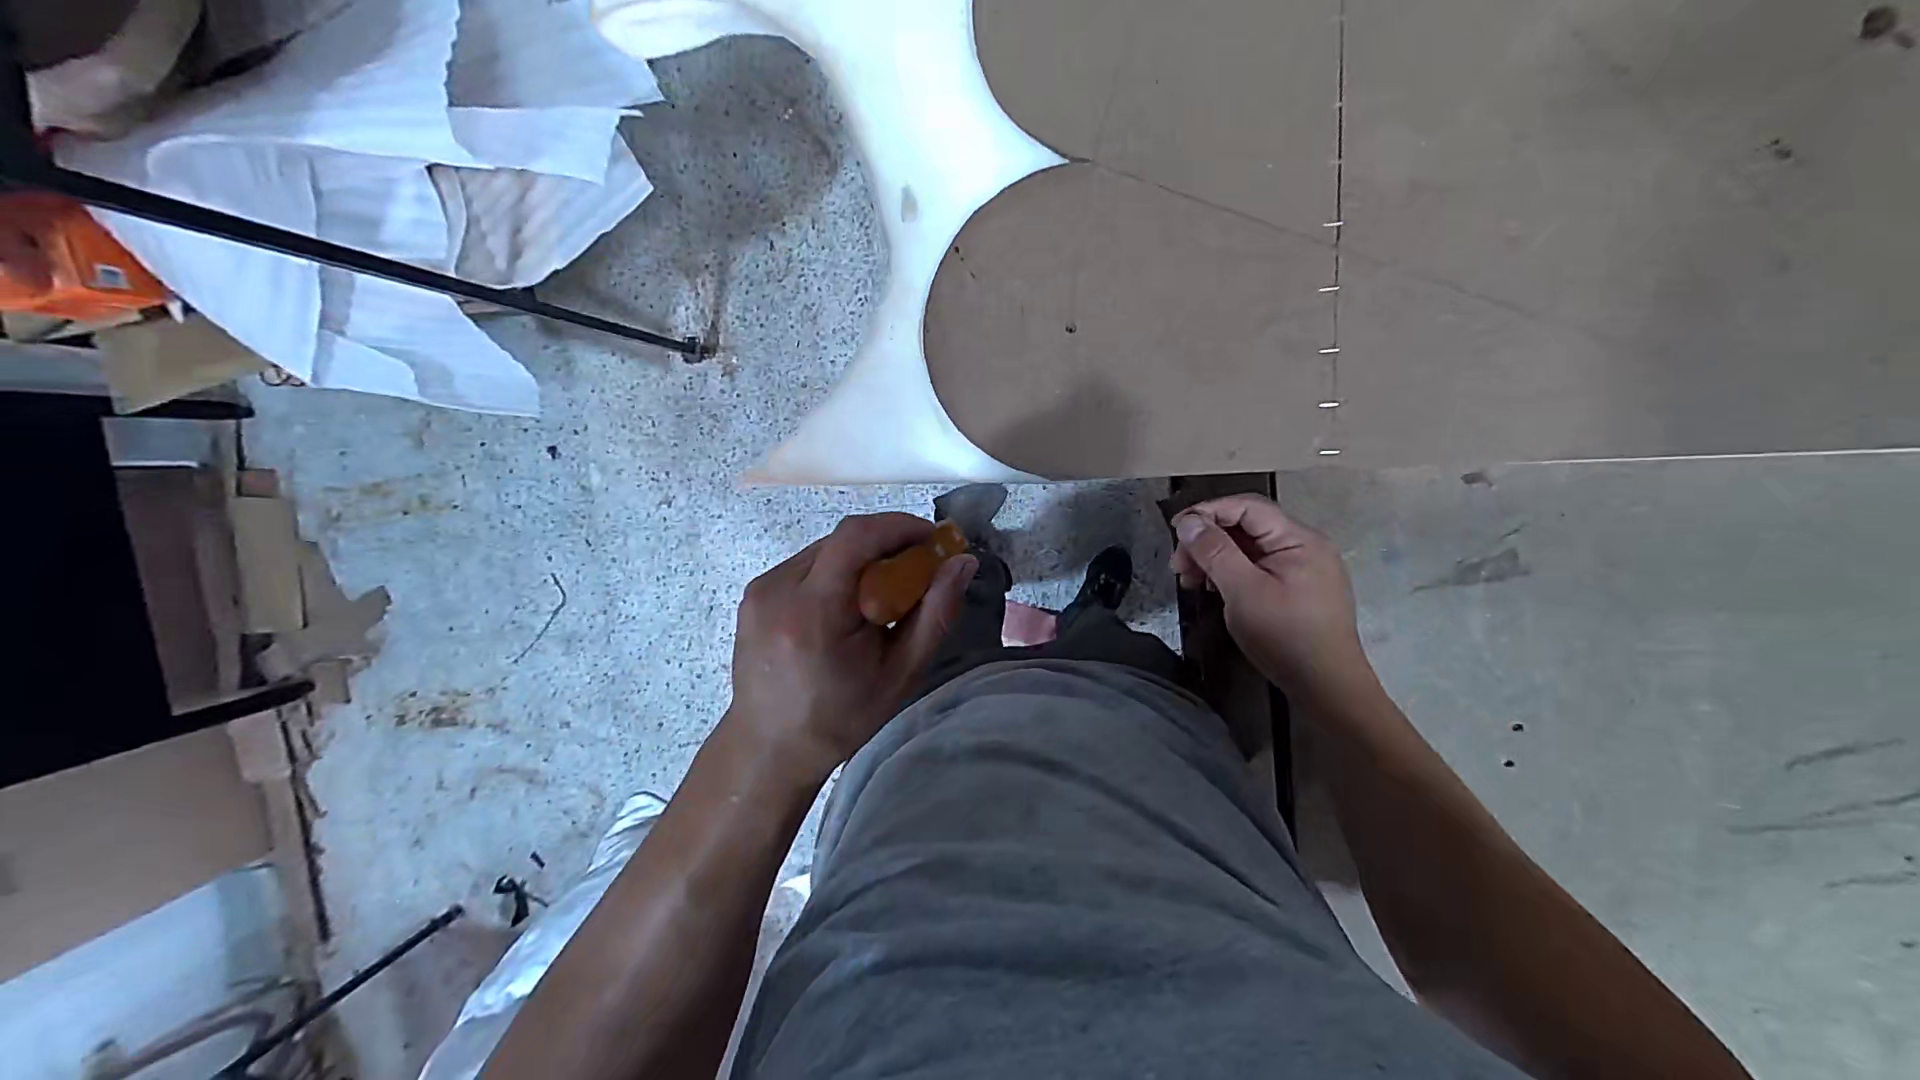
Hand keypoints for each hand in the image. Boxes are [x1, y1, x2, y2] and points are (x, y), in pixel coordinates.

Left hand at [726, 513, 977, 782]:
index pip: (856, 537)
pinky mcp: (755, 592)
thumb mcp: (900, 674)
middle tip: (918, 570)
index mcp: (812, 613)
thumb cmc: (840, 719)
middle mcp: (778, 589)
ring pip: (826, 548)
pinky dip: (838, 571)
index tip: (932, 540)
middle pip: (843, 539)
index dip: (900, 526)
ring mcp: (760, 589)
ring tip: (885, 594)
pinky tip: (849, 606)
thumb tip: (962, 563)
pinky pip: (808, 564)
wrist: (769, 746)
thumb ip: (935, 615)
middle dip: (887, 544)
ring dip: (863, 558)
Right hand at [1171, 495, 1374, 704]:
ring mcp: (1303, 569)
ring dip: (1215, 558)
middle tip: (1178, 565)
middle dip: (1207, 540)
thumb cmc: (1284, 635)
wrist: (1326, 687)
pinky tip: (1213, 588)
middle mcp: (1304, 546)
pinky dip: (1231, 573)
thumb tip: (1188, 522)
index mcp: (1299, 539)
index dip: (1208, 512)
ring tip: (1190, 580)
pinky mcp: (1297, 589)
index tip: (1176, 530)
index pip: (1247, 507)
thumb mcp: (1243, 591)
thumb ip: (1215, 552)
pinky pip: (1258, 568)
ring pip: (1249, 549)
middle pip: (1247, 527)